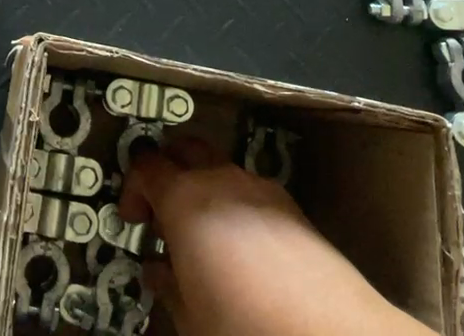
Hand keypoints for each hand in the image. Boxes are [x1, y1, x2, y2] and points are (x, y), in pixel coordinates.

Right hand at [119, 139, 432, 335]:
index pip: (145, 166)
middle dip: (167, 170)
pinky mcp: (292, 207)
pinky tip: (243, 251)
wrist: (331, 333)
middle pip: (183, 147)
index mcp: (184, 198)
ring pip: (220, 168)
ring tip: (204, 238)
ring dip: (202, 188)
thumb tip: (157, 268)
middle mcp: (220, 180)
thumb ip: (167, 284)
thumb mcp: (189, 316)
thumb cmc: (242, 325)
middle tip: (162, 213)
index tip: (133, 222)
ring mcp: (260, 188)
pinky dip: (235, 204)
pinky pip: (250, 191)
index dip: (132, 187)